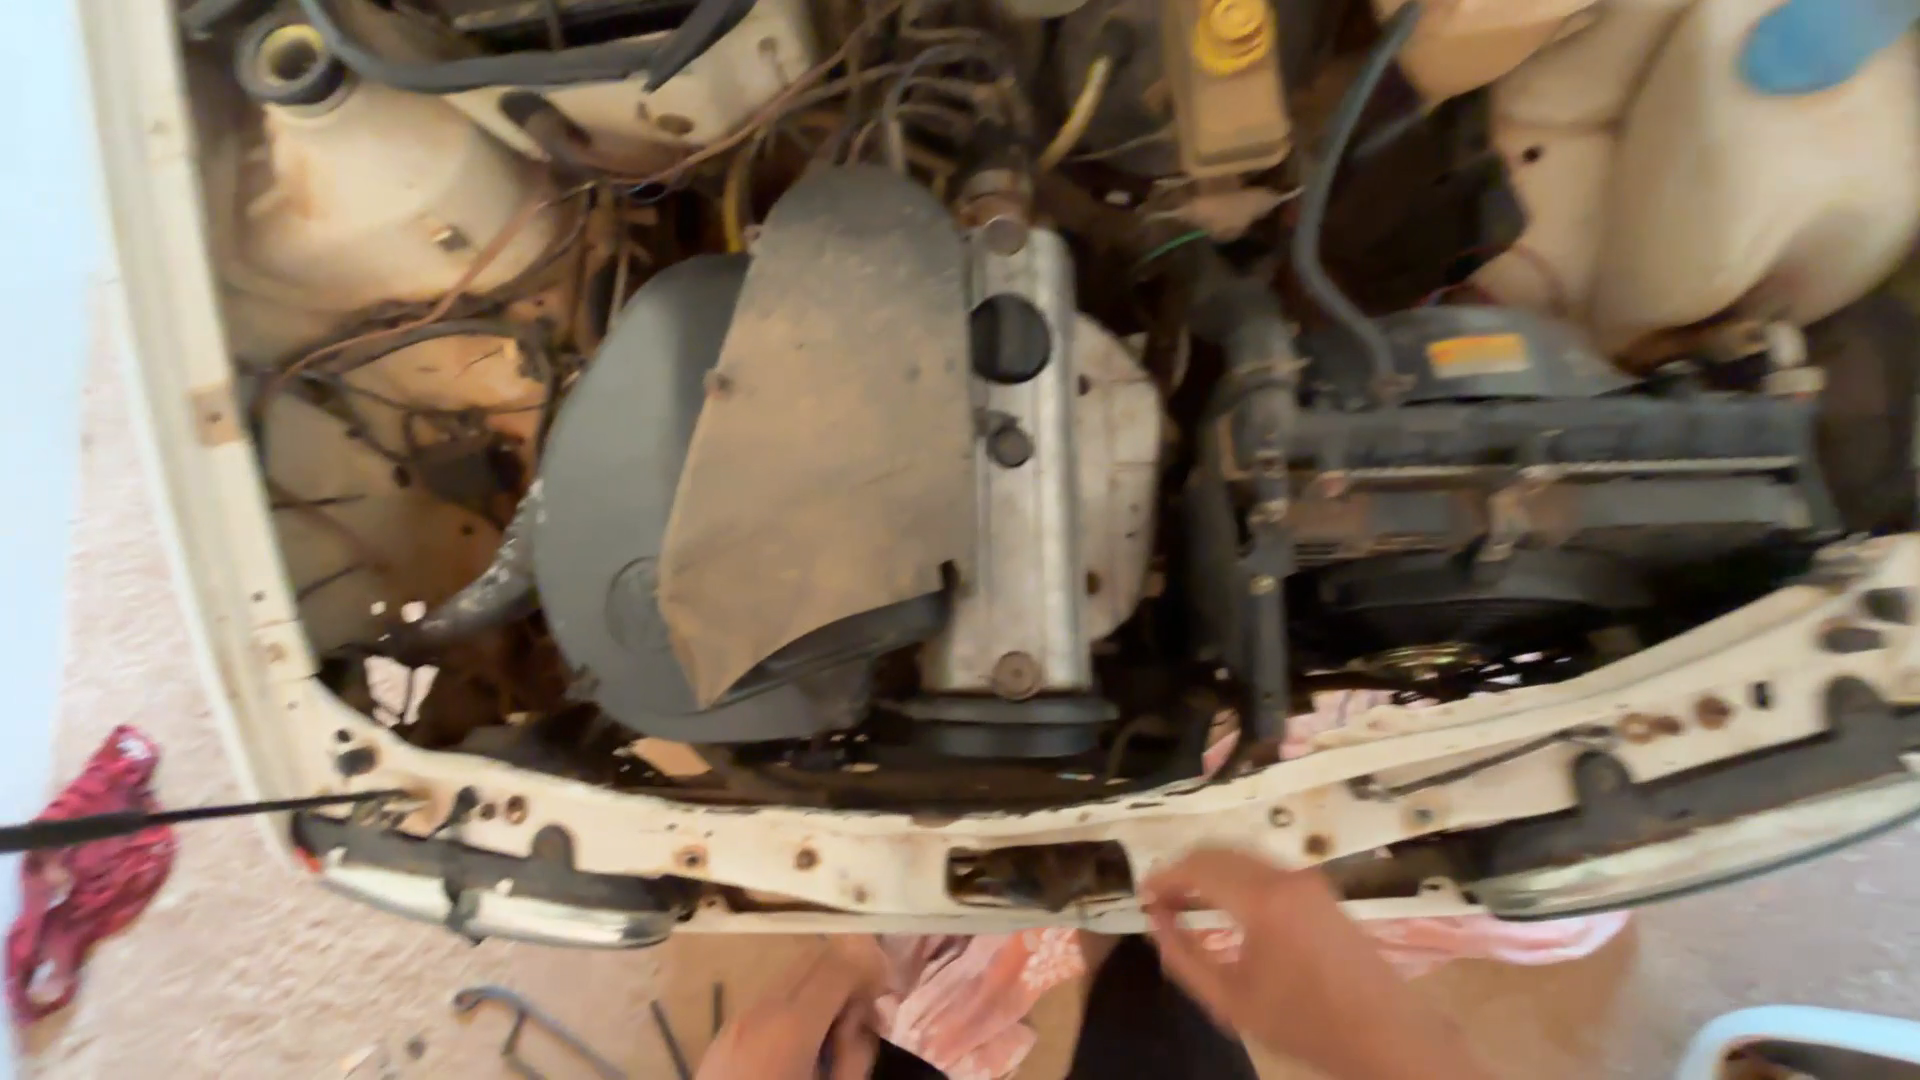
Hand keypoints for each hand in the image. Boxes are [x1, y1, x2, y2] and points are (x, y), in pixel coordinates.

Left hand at [696, 937, 884, 1079]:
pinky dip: (794, 1004)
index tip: (884, 993)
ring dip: (819, 988)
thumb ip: (855, 1053)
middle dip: (845, 974)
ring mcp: (738, 1018)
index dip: (869, 968)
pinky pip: (770, 998)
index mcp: (793, 1026)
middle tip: (862, 1013)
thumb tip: (861, 1021)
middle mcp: (762, 1009)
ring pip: (791, 974)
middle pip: (815, 958)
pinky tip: (799, 1046)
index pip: (839, 963)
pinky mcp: (724, 1034)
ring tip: (829, 1034)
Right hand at [1142, 847, 1489, 1079]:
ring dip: (1207, 870)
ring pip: (1239, 854)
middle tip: (1159, 898)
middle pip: (1217, 851)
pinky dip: (1233, 874)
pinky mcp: (1318, 886)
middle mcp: (1282, 875)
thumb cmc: (1307, 1026)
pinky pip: (1262, 865)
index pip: (1197, 868)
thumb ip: (1184, 957)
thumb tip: (1155, 921)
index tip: (1142, 895)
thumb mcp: (1232, 1002)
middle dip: (1182, 870)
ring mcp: (1305, 877)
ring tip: (1186, 900)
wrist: (1391, 1040)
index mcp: (1261, 901)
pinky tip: (1224, 902)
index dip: (1164, 877)